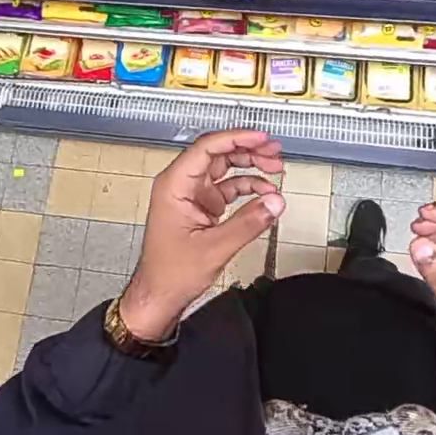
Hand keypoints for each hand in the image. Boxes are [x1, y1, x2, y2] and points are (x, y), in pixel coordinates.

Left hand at [118, 129, 285, 340]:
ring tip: (276, 168)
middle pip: (219, 154)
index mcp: (174, 185)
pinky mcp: (202, 207)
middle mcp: (182, 185)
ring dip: (251, 166)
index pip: (207, 147)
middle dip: (249, 150)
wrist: (159, 296)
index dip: (236, 138)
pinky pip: (229, 188)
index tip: (260, 138)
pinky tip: (265, 194)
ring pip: (226, 168)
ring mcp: (193, 195)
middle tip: (274, 151)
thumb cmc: (169, 274)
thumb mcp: (214, 248)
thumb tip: (274, 202)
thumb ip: (248, 223)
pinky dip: (249, 188)